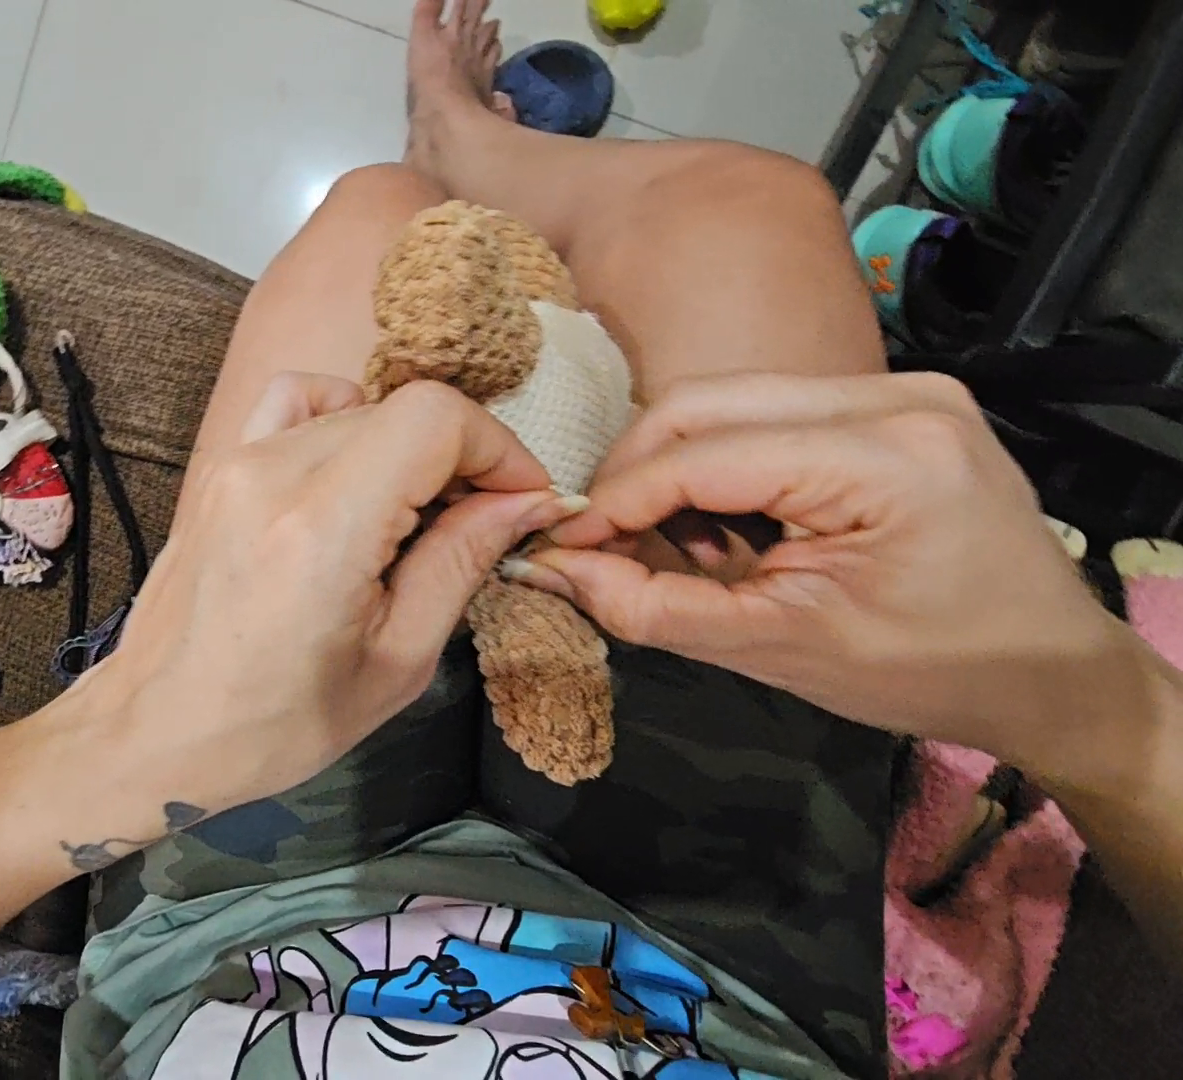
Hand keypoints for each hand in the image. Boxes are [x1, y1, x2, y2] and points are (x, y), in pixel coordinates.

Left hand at [90, 374, 577, 816]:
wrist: (156, 728)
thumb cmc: (276, 723)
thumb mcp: (395, 661)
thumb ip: (461, 562)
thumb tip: (525, 502)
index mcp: (323, 528)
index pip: (434, 418)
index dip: (498, 449)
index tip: (518, 502)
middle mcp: (272, 473)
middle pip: (399, 408)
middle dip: (460, 457)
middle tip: (475, 522)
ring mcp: (234, 463)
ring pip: (353, 404)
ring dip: (404, 445)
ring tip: (412, 509)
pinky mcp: (215, 470)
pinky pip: (289, 402)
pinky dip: (338, 415)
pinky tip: (349, 470)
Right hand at [508, 372, 1149, 776]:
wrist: (1047, 671)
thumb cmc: (923, 671)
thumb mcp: (772, 648)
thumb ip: (650, 606)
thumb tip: (550, 568)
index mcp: (885, 458)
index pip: (699, 457)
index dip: (611, 503)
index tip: (559, 548)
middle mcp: (891, 396)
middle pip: (697, 404)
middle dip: (627, 477)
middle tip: (602, 542)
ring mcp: (891, 389)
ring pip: (716, 402)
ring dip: (663, 471)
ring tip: (666, 541)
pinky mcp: (879, 403)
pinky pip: (751, 414)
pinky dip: (705, 467)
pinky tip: (714, 523)